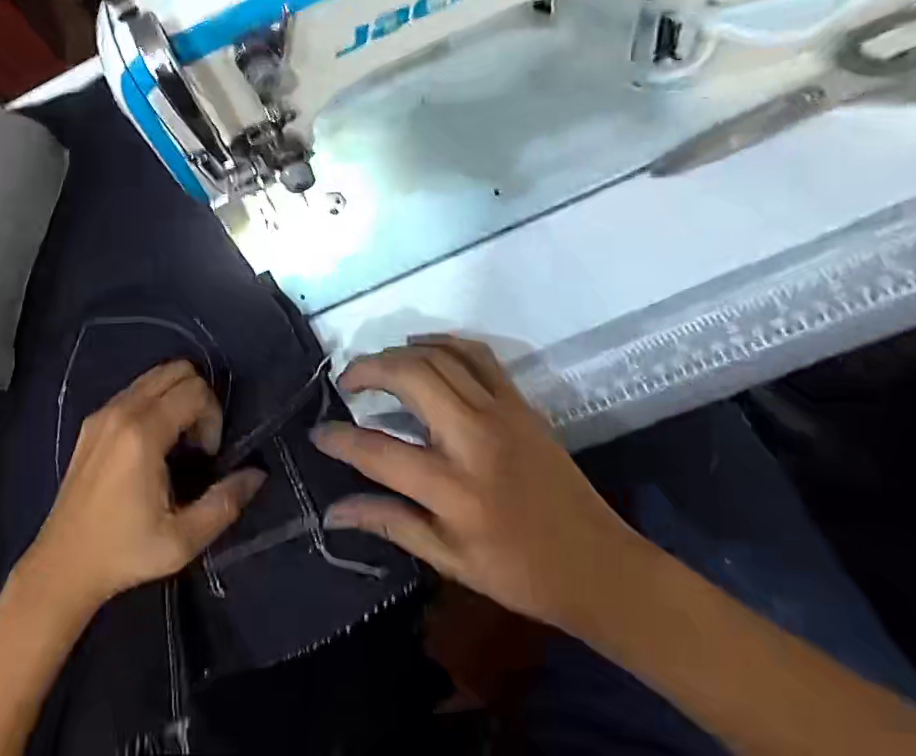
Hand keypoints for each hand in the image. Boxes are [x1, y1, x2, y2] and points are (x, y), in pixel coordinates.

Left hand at [21, 360, 267, 613]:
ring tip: (178, 444)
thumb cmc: (125, 552)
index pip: (195, 390)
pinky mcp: (91, 421)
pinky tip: (154, 445)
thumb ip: (225, 503)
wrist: (62, 566)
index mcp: (142, 434)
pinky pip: (135, 390)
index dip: (213, 417)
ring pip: (154, 375)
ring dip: (178, 398)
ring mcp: (102, 412)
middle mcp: (121, 411)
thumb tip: (257, 474)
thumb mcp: (183, 540)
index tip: (208, 455)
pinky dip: (156, 402)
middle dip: (200, 398)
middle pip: (176, 370)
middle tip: (198, 442)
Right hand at [311, 336, 650, 630]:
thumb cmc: (518, 571)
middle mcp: (474, 438)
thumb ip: (388, 522)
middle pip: (410, 377)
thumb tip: (332, 510)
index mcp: (453, 487)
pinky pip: (478, 355)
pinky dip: (444, 342)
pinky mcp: (521, 403)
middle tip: (346, 383)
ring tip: (376, 366)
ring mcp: (502, 413)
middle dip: (367, 370)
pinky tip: (421, 348)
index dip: (339, 439)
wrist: (597, 564)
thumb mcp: (448, 558)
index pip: (377, 450)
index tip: (318, 432)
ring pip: (440, 357)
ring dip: (400, 352)